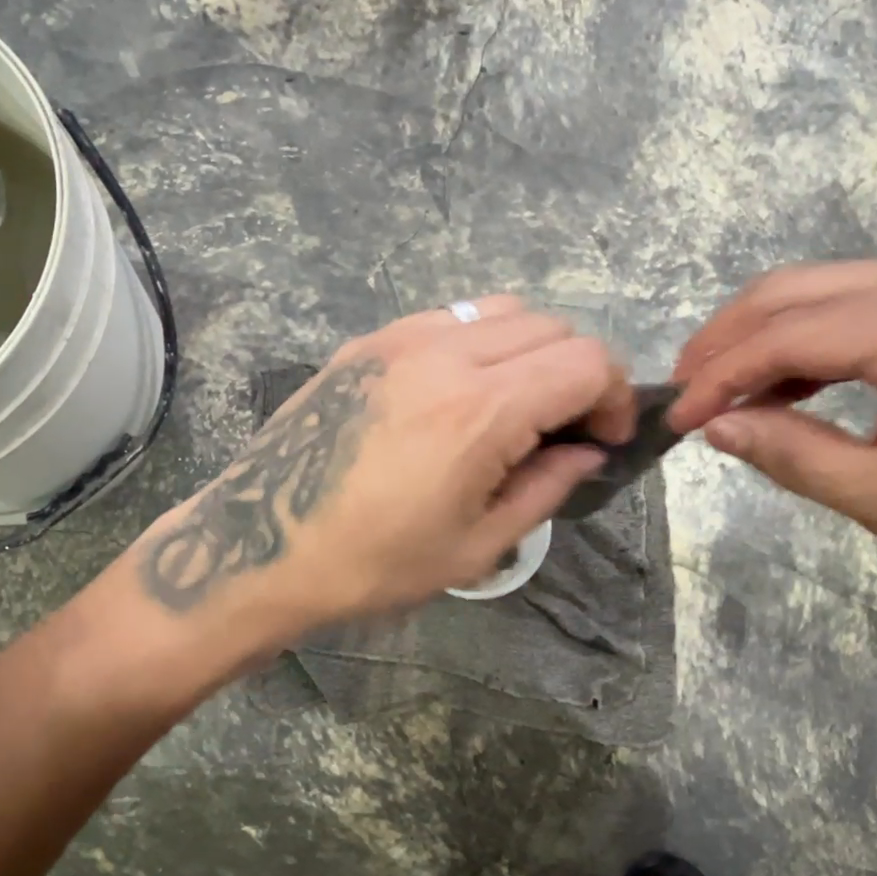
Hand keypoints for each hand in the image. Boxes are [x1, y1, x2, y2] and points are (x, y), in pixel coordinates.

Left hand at [132, 296, 634, 632]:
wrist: (260, 546)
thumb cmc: (373, 564)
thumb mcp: (476, 545)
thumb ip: (546, 487)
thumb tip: (587, 451)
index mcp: (481, 408)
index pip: (587, 361)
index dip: (615, 395)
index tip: (604, 439)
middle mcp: (446, 353)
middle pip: (551, 326)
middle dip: (578, 373)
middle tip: (564, 430)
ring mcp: (400, 339)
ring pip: (502, 311)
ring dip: (530, 351)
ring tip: (514, 409)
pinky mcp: (367, 343)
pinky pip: (449, 320)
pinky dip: (480, 344)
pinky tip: (460, 396)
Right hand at [668, 250, 876, 580]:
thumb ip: (798, 457)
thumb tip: (714, 427)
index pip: (792, 333)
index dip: (720, 375)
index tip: (673, 420)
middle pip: (793, 290)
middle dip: (723, 344)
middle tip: (680, 399)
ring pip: (813, 288)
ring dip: (755, 338)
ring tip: (714, 394)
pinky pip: (848, 299)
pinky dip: (799, 339)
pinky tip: (775, 385)